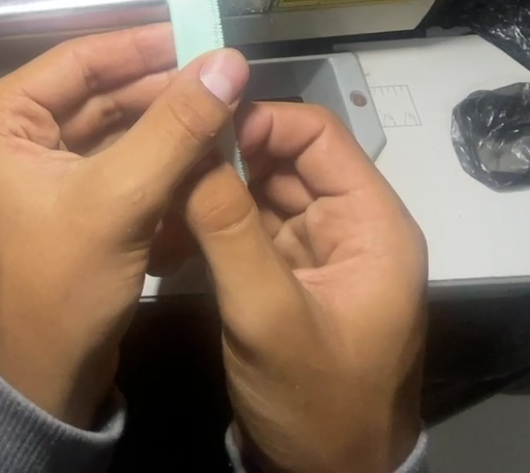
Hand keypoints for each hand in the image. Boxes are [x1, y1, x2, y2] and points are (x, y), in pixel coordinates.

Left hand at [0, 25, 248, 426]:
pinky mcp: (62, 200)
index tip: (202, 37)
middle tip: (224, 81)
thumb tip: (227, 62)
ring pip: (111, 129)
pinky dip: (153, 160)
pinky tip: (200, 154)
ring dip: (163, 125)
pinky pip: (112, 163)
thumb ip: (176, 128)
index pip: (78, 60)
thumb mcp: (120, 200)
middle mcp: (12, 134)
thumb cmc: (59, 288)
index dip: (143, 46)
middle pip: (98, 93)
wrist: (35, 387)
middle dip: (161, 90)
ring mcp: (37, 168)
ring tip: (222, 114)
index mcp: (0, 119)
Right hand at [183, 101, 427, 472]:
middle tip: (164, 158)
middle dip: (223, 155)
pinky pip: (245, 221)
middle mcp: (347, 224)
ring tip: (159, 189)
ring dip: (210, 187)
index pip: (316, 136)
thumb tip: (191, 147)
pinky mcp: (286, 269)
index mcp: (371, 224)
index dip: (257, 122)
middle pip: (281, 157)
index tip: (197, 133)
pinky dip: (209, 219)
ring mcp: (315, 247)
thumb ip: (228, 227)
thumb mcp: (268, 316)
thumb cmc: (316, 405)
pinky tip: (168, 226)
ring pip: (257, 186)